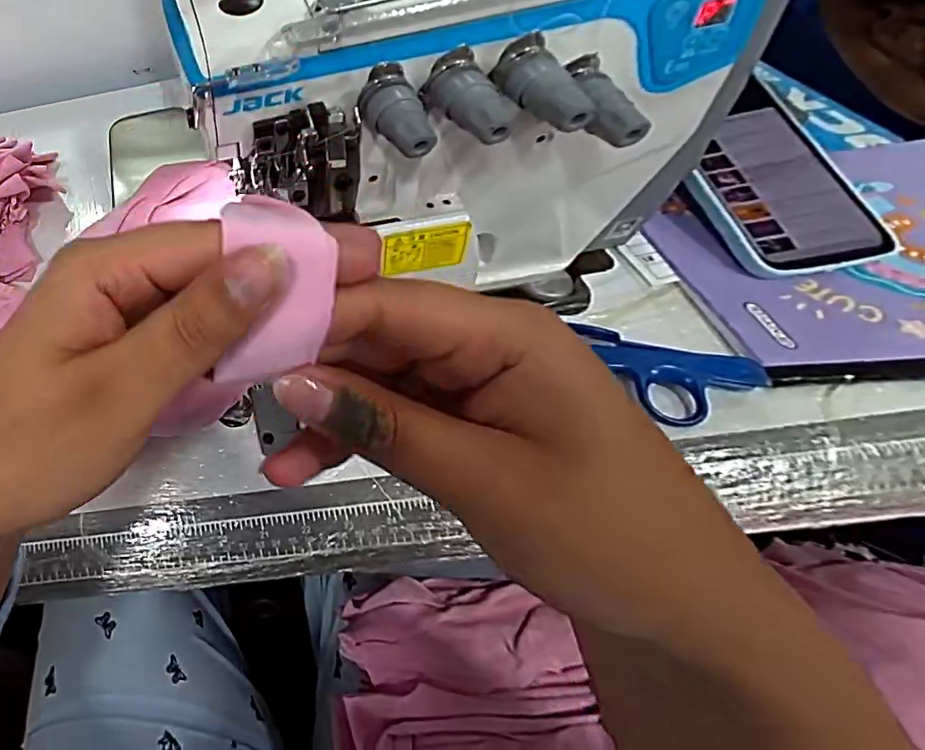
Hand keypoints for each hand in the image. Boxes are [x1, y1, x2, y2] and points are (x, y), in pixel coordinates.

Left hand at [0, 220, 378, 639]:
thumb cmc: (31, 450)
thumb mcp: (122, 389)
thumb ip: (197, 323)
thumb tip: (271, 260)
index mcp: (102, 266)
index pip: (211, 241)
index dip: (286, 247)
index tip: (360, 258)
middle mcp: (108, 274)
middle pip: (207, 264)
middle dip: (279, 278)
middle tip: (357, 290)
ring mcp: (111, 310)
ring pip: (198, 298)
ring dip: (254, 311)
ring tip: (327, 320)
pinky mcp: (114, 344)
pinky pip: (178, 329)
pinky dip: (220, 341)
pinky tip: (262, 353)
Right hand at [264, 280, 912, 748]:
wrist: (686, 621)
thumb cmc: (605, 536)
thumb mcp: (484, 479)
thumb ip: (381, 424)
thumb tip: (288, 377)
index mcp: (501, 331)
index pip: (388, 303)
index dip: (315, 316)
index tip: (245, 339)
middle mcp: (479, 341)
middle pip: (374, 335)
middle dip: (310, 364)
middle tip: (238, 390)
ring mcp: (468, 380)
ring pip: (374, 377)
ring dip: (323, 410)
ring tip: (267, 445)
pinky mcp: (461, 418)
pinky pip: (392, 415)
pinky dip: (351, 438)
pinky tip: (299, 467)